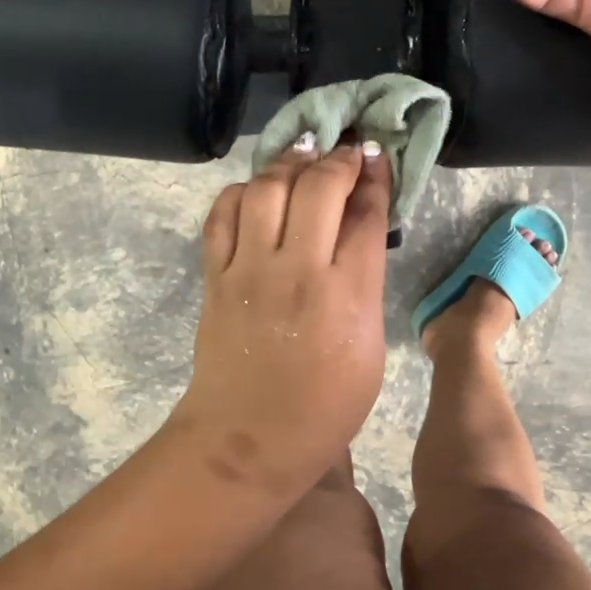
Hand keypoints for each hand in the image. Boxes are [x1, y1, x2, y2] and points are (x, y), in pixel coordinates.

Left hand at [171, 137, 392, 495]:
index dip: (374, 178)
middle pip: (317, 188)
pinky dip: (240, 192)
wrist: (248, 438)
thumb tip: (360, 230)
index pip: (365, 216)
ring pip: (266, 189)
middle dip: (335, 160)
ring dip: (287, 164)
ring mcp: (250, 270)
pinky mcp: (215, 276)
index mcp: (348, 296)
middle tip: (342, 151)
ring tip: (301, 155)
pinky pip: (222, 214)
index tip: (375, 157)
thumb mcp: (369, 348)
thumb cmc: (324, 405)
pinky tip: (256, 191)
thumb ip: (366, 283)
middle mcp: (298, 271)